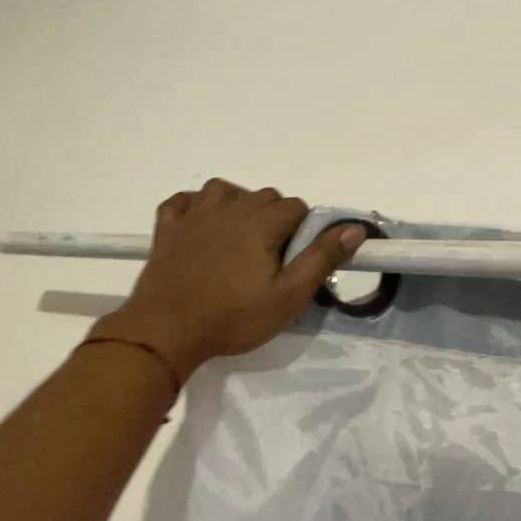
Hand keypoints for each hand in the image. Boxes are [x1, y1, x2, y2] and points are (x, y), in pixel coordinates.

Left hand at [90, 178, 365, 377]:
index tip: (295, 261)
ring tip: (239, 240)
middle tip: (270, 260)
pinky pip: (184, 201)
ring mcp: (193, 214)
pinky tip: (201, 227)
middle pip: (263, 196)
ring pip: (224, 191)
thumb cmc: (234, 317)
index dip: (302, 231)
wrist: (168, 329)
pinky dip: (196, 207)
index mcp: (261, 222)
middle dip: (273, 219)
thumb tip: (354, 229)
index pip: (295, 207)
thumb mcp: (288, 296)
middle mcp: (228, 207)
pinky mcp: (167, 228)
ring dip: (237, 206)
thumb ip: (321, 259)